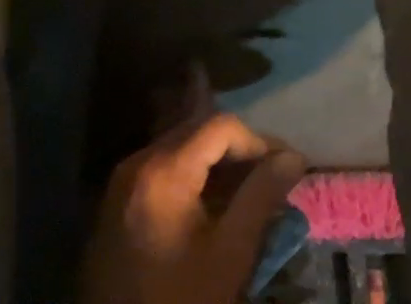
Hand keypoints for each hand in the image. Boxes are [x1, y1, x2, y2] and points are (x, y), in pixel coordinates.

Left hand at [81, 112, 306, 303]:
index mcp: (164, 170)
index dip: (257, 141)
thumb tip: (293, 157)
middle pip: (197, 130)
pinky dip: (193, 175)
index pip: (220, 126)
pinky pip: (162, 168)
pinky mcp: (117, 201)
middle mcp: (138, 162)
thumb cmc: (181, 299)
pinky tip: (214, 205)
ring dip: (217, 162)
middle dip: (238, 149)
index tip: (283, 169)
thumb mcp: (230, 252)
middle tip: (271, 177)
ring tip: (247, 192)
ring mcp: (122, 181)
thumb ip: (261, 196)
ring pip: (180, 147)